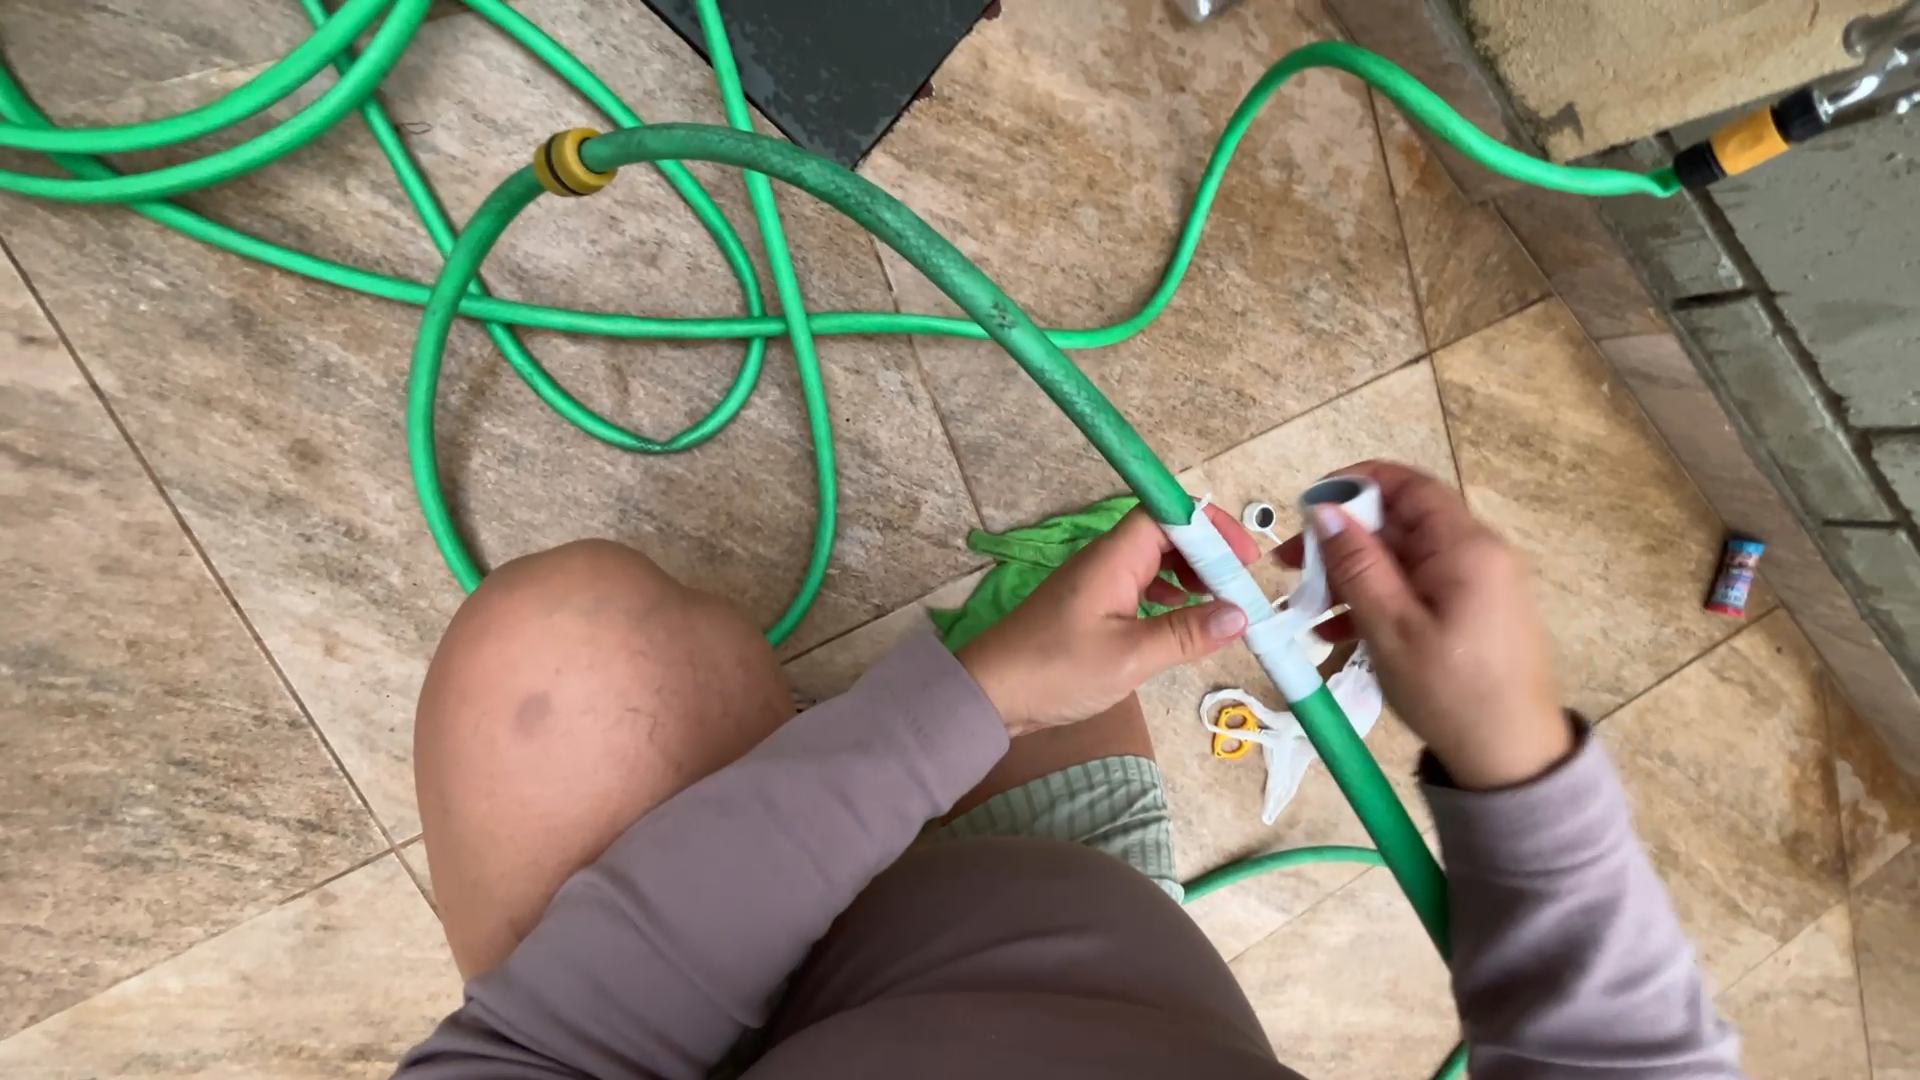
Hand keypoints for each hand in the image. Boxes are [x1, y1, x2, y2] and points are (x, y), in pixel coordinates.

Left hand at [957, 504, 1257, 736]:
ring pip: (1153, 562)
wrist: (993, 692)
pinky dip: (1167, 595)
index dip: (1210, 526)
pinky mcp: (1090, 607)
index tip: (1246, 555)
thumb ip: (1186, 633)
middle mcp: (1104, 560)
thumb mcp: (1131, 656)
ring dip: (1190, 575)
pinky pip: (1138, 586)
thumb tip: (1240, 615)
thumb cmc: (1058, 669)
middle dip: (1207, 553)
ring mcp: (1095, 583)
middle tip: (1243, 582)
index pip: (1168, 514)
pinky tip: (1185, 615)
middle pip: (1164, 535)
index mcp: (1113, 557)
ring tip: (1223, 600)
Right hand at [1276, 462, 1571, 789]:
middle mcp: (1475, 554)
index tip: (1306, 505)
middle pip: (1397, 523)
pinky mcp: (1466, 608)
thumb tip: (1324, 510)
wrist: (1511, 758)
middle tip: (1288, 564)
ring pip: (1397, 557)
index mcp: (1466, 548)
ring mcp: (1472, 582)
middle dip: (1338, 538)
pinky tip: (1334, 627)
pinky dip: (1371, 597)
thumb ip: (1356, 564)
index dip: (1354, 483)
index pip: (1409, 485)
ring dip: (1347, 573)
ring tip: (1302, 603)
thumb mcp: (1390, 627)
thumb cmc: (1449, 691)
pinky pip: (1410, 586)